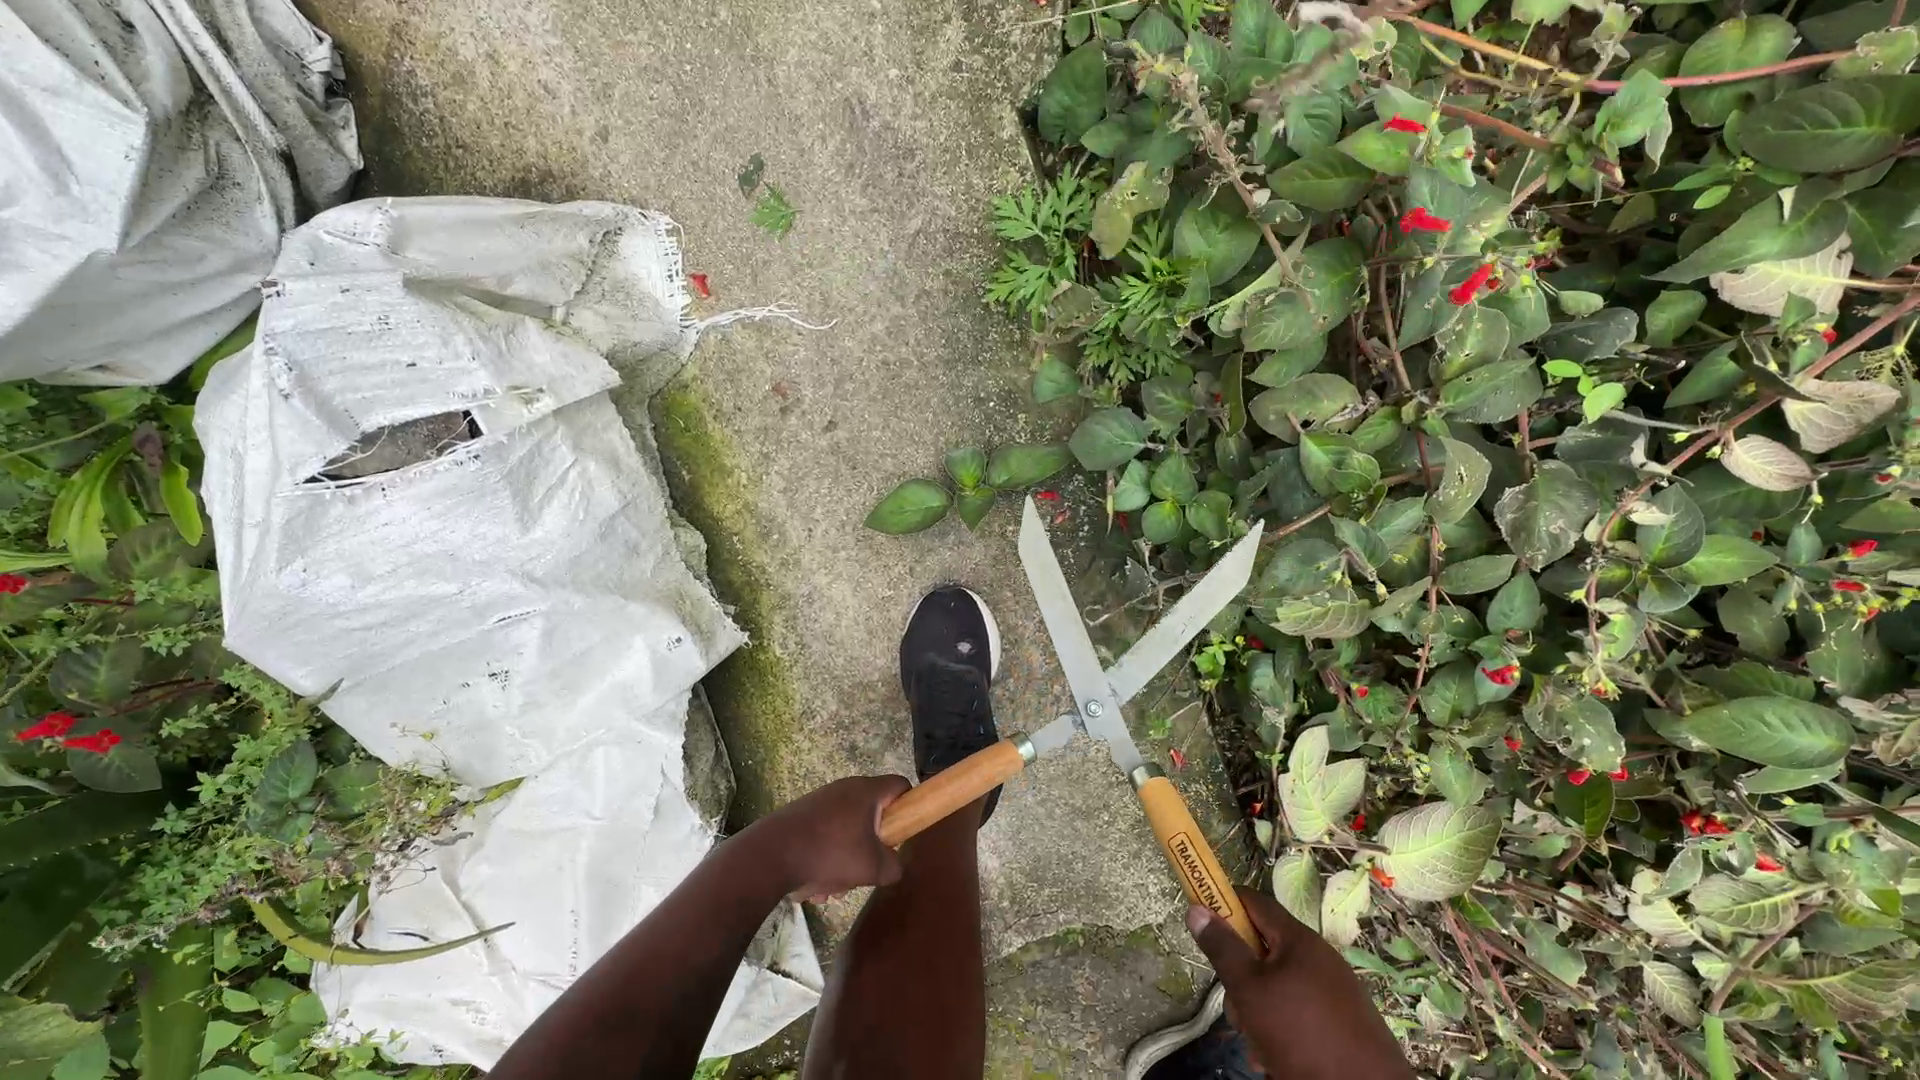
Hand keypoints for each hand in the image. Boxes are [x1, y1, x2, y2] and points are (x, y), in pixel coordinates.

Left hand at [754, 775, 911, 899]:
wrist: (770, 855)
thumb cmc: (831, 854)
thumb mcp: (874, 868)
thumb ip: (894, 866)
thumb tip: (892, 864)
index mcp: (867, 791)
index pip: (901, 785)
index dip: (910, 806)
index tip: (903, 832)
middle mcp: (844, 789)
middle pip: (872, 814)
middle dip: (872, 845)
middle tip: (868, 866)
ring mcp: (820, 801)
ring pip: (847, 830)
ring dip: (846, 860)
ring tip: (834, 888)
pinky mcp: (800, 816)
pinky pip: (824, 836)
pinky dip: (824, 859)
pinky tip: (813, 885)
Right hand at [1186, 887, 1412, 1079]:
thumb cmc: (1300, 1033)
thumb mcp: (1249, 989)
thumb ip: (1222, 948)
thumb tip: (1197, 909)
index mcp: (1298, 939)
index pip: (1254, 902)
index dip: (1224, 905)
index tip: (1203, 926)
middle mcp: (1318, 958)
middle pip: (1263, 950)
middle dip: (1241, 978)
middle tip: (1237, 1007)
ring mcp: (1334, 990)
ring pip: (1278, 986)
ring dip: (1258, 1010)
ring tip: (1258, 1044)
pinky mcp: (1342, 1020)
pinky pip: (1298, 1011)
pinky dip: (1281, 1028)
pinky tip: (1275, 1057)